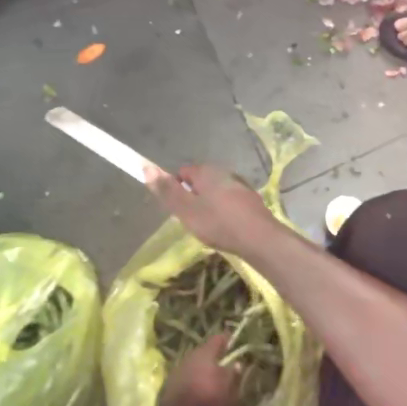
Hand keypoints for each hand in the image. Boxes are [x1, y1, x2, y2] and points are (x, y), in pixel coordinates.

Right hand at [144, 163, 281, 254]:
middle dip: (194, 199)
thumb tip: (146, 166)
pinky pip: (230, 201)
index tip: (180, 211)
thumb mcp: (186, 210)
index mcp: (206, 171)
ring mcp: (240, 184)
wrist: (260, 239)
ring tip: (211, 227)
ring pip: (216, 191)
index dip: (177, 191)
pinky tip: (227, 228)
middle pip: (200, 181)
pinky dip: (225, 211)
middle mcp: (224, 171)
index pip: (182, 173)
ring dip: (210, 205)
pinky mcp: (251, 199)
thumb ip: (166, 190)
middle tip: (194, 221)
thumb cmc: (218, 223)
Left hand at [158, 333, 239, 405]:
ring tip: (212, 374)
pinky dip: (194, 377)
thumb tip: (238, 363)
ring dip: (203, 366)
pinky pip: (187, 374)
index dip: (226, 338)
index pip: (218, 338)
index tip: (232, 338)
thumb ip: (234, 374)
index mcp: (206, 352)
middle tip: (224, 358)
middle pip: (205, 350)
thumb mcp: (228, 388)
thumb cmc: (207, 397)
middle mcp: (191, 355)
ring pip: (195, 362)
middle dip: (214, 354)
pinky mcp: (172, 381)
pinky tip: (198, 386)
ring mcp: (179, 367)